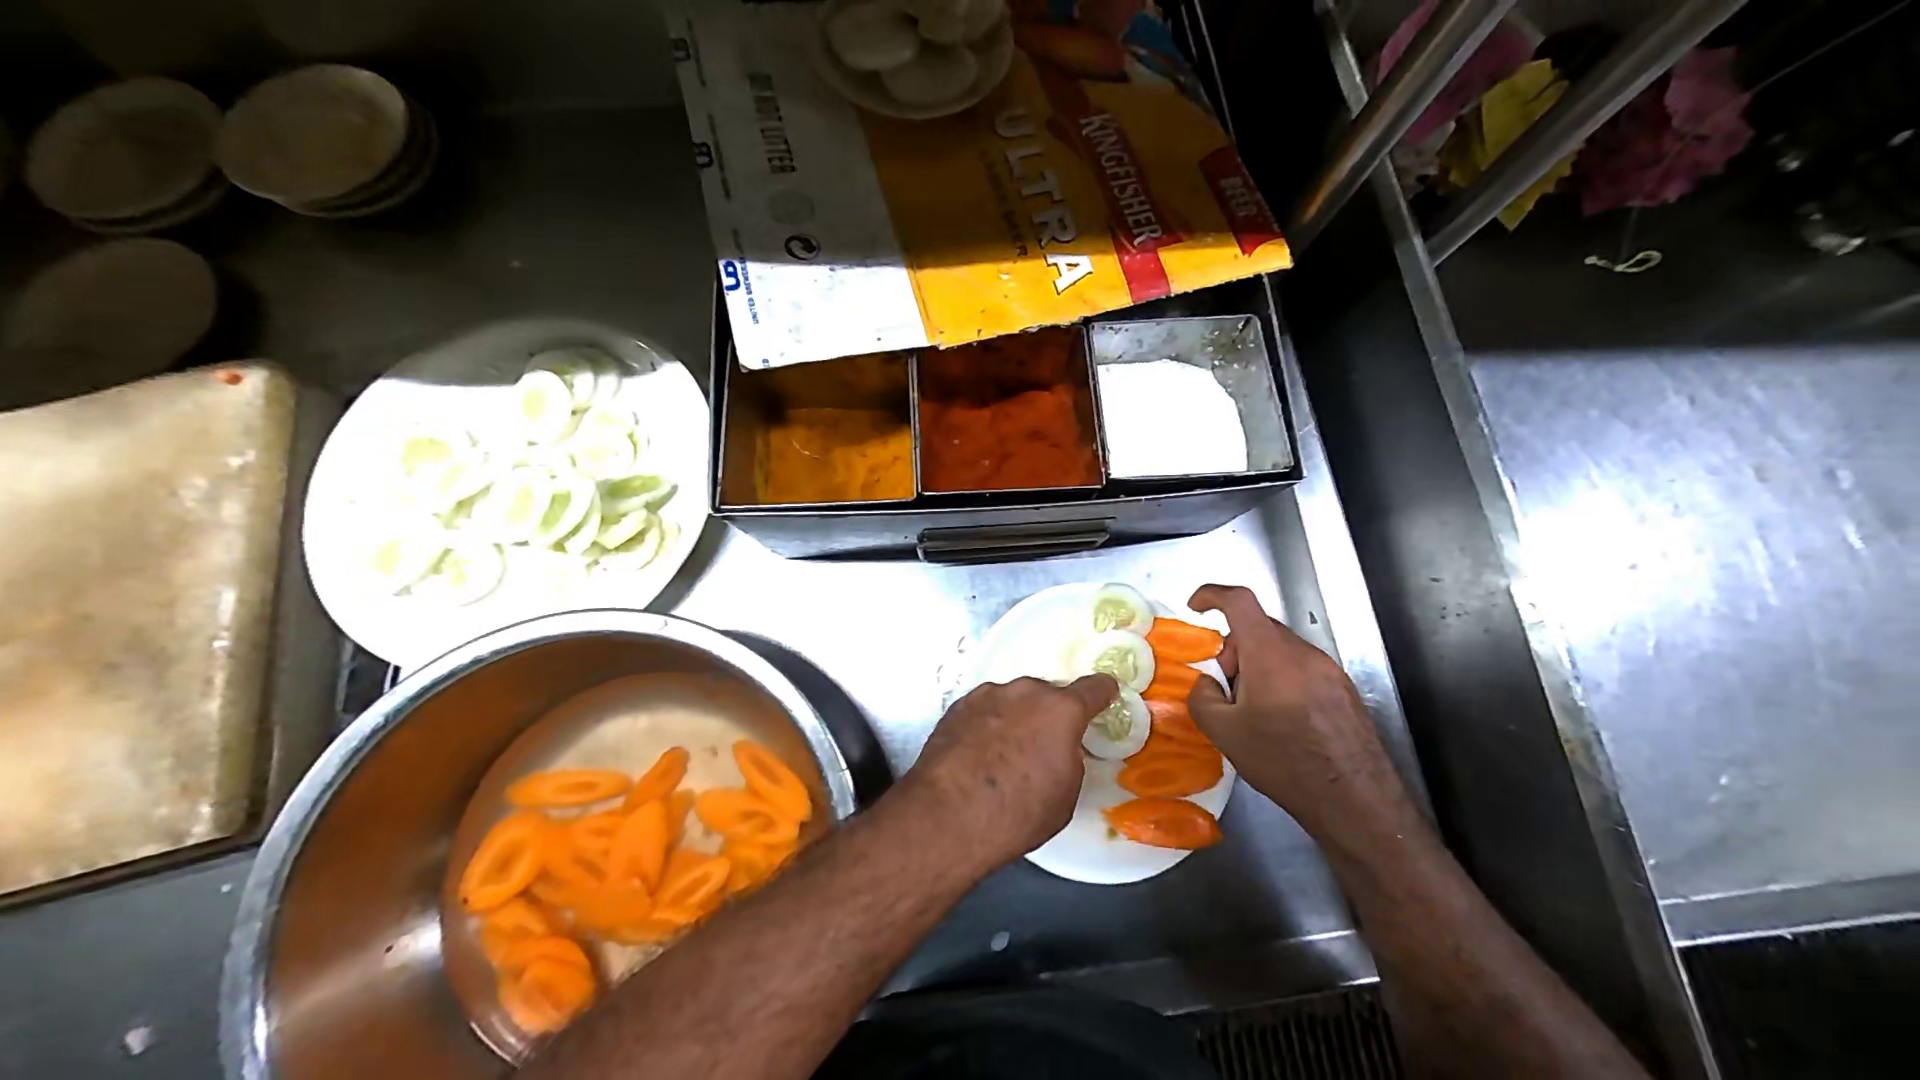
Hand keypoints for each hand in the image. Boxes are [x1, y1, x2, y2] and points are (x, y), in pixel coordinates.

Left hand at [899, 674, 1117, 871]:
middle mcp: (1025, 692)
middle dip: (1048, 716)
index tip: (1104, 693)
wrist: (948, 814)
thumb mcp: (1065, 793)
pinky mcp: (957, 707)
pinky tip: (979, 754)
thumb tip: (1059, 748)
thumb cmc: (1017, 811)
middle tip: (1042, 746)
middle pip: (1047, 696)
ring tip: (1004, 755)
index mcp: (1061, 710)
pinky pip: (984, 711)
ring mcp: (987, 695)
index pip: (1093, 688)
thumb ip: (1069, 757)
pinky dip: (987, 726)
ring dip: (1015, 719)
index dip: (1101, 692)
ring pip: (1012, 701)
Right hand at [1185, 585, 1414, 845]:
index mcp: (1270, 654)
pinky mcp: (1343, 689)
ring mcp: (1328, 669)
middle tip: (1224, 687)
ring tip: (1252, 710)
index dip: (1213, 595)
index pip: (1240, 602)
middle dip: (1233, 649)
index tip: (1196, 606)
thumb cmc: (1284, 761)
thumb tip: (1206, 683)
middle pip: (1259, 629)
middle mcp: (1303, 652)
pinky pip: (1301, 669)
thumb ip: (1202, 697)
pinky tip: (1280, 721)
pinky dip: (1281, 680)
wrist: (1353, 799)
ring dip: (1258, 667)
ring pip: (1280, 651)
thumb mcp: (1224, 732)